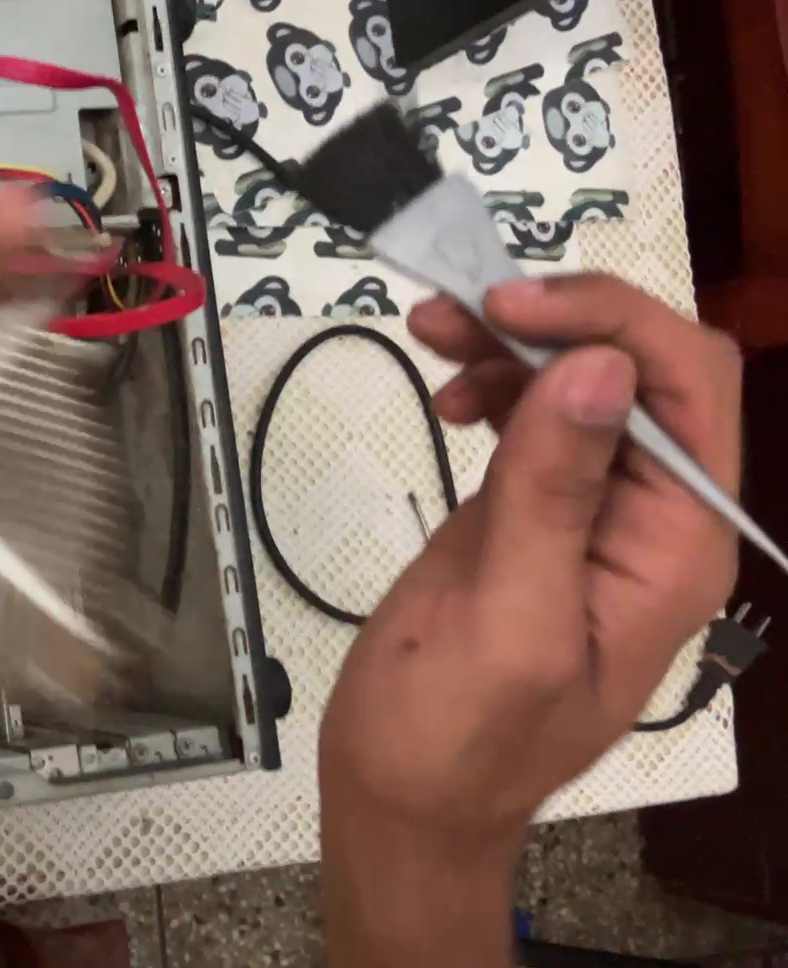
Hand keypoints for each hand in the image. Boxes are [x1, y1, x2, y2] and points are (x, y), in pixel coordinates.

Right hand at [319, 275, 741, 966]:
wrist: (404, 783)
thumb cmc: (455, 724)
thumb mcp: (509, 616)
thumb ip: (552, 497)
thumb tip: (593, 373)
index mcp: (673, 544)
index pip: (684, 391)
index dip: (606, 325)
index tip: (500, 304)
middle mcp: (644, 519)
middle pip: (635, 380)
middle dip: (551, 324)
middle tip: (444, 312)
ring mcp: (578, 517)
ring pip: (574, 396)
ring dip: (510, 349)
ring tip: (431, 336)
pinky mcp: (518, 520)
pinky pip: (526, 430)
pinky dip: (489, 390)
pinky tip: (450, 392)